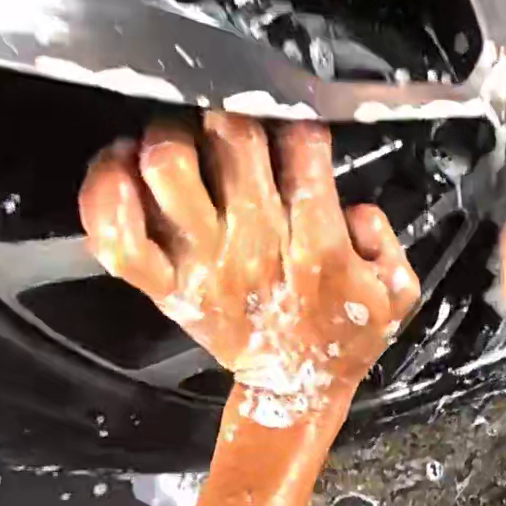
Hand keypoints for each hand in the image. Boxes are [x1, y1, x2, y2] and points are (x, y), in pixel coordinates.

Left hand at [79, 113, 419, 418]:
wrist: (299, 388)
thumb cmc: (344, 338)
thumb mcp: (398, 294)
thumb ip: (387, 241)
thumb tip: (354, 207)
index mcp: (317, 245)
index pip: (302, 149)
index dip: (302, 125)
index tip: (301, 131)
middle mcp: (257, 246)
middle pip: (232, 137)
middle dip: (238, 116)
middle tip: (242, 129)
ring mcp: (205, 265)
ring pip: (167, 168)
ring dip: (172, 137)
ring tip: (186, 141)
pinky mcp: (169, 287)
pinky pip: (118, 236)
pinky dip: (106, 195)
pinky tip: (123, 169)